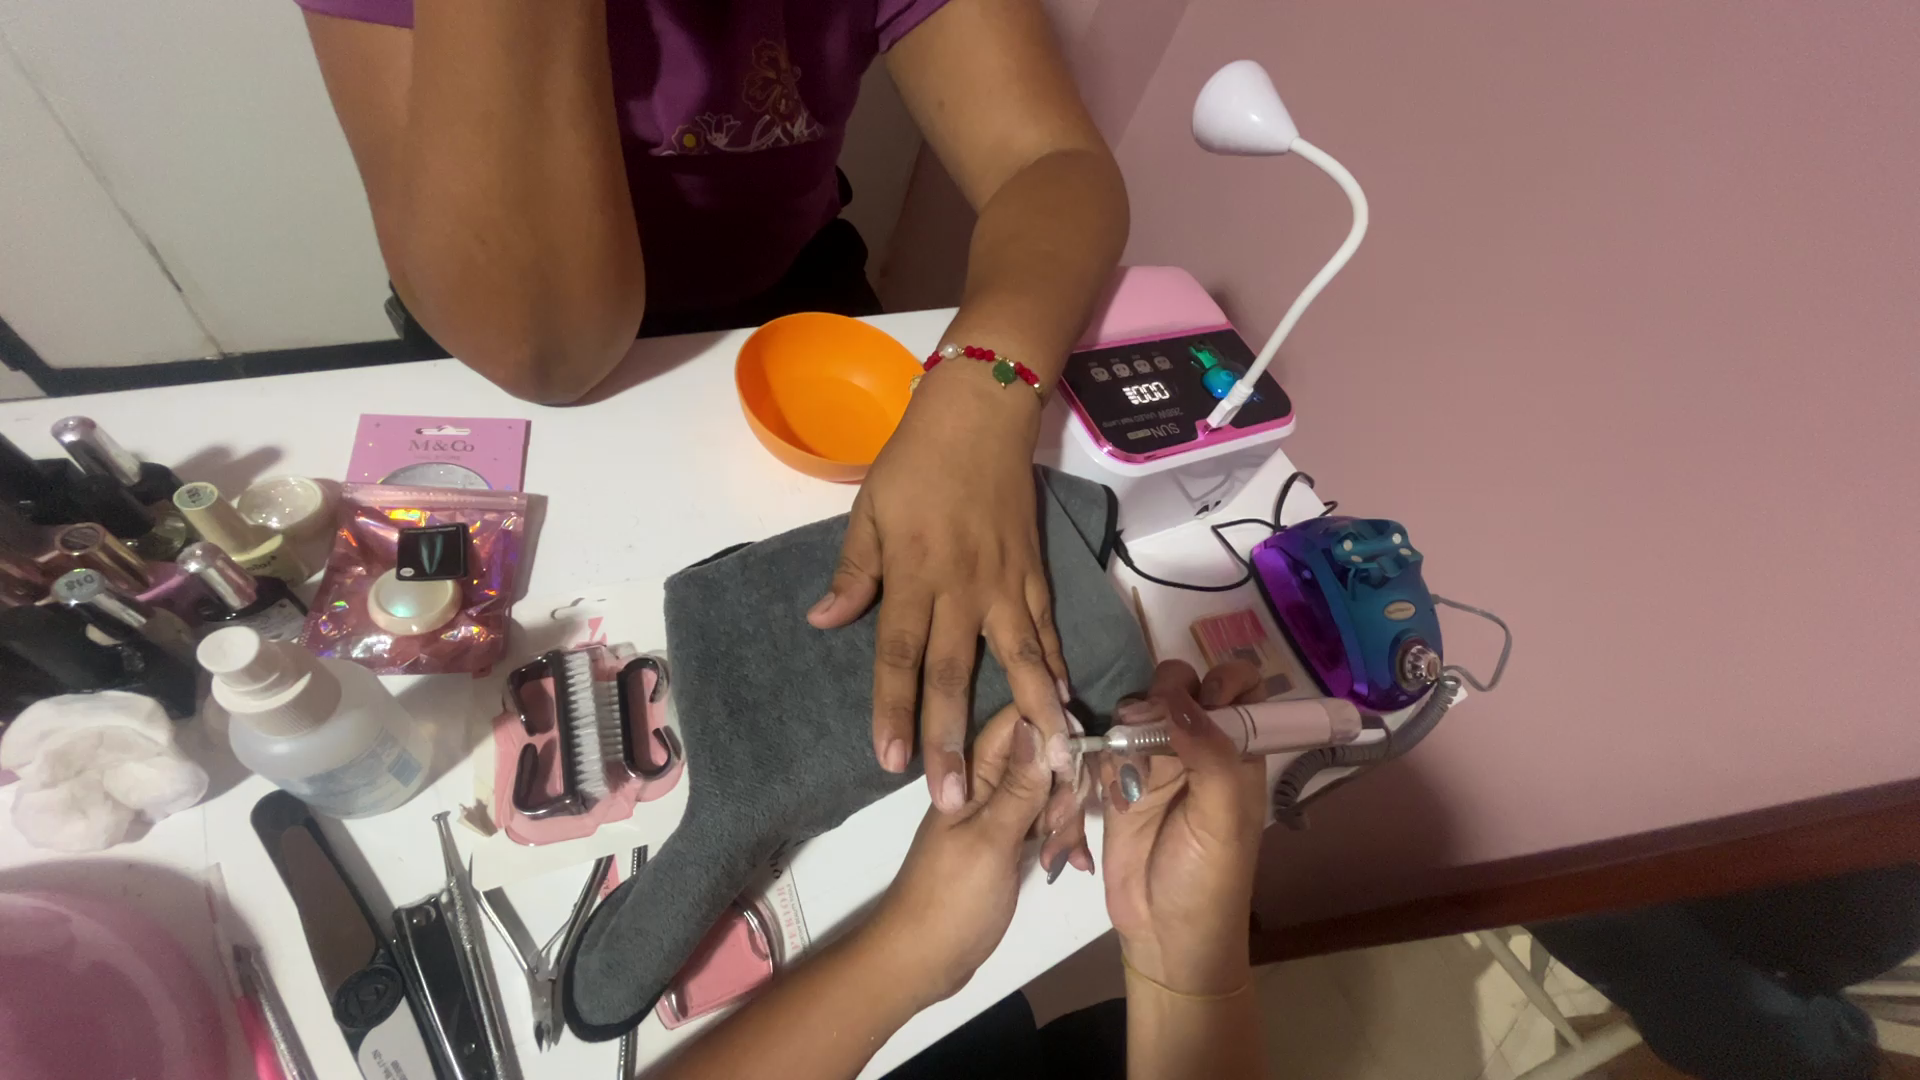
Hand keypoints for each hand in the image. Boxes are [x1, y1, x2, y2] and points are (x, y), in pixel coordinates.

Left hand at [809, 365, 1080, 861]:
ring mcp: (1006, 583)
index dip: (892, 710)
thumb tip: (823, 624)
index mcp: (915, 576)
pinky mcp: (1034, 571)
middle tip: (955, 797)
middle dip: (952, 737)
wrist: (979, 416)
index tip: (889, 762)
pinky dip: (1055, 664)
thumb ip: (853, 572)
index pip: (899, 656)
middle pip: (955, 673)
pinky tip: (1064, 698)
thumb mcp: (869, 511)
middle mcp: (963, 590)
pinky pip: (1046, 626)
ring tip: (1044, 762)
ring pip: (1019, 658)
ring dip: (1029, 713)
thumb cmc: (915, 463)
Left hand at [863, 704, 1053, 1004]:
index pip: (1017, 722)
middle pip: (1041, 756)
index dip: (1052, 727)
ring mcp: (999, 812)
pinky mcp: (1009, 839)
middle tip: (1060, 828)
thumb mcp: (991, 840)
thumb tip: (1037, 722)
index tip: (1081, 755)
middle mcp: (987, 784)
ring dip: (1066, 819)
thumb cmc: (951, 900)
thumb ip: (1019, 785)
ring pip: (1049, 790)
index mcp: (973, 773)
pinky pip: (1045, 822)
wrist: (922, 961)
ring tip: (1062, 858)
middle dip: (1065, 786)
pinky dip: (1062, 840)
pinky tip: (1076, 865)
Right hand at [1098, 659, 1268, 995]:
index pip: (1241, 687)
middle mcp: (1197, 745)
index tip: (1207, 701)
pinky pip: (1110, 736)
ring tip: (1131, 756)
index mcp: (1237, 751)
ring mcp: (1155, 758)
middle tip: (1158, 725)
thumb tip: (1179, 698)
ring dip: (1134, 718)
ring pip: (1141, 703)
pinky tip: (1114, 780)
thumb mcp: (1222, 819)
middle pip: (1183, 684)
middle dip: (1168, 692)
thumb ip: (1209, 755)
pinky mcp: (1118, 775)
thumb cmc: (1208, 880)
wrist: (1161, 932)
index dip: (1224, 681)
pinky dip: (1108, 745)